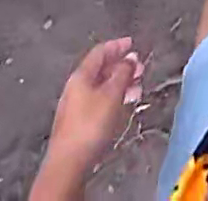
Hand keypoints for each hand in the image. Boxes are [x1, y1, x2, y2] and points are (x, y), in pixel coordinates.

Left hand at [44, 37, 143, 173]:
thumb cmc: (90, 125)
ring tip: (138, 87)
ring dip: (120, 83)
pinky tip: (123, 105)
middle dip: (121, 66)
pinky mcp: (78, 122)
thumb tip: (130, 58)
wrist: (68, 163)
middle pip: (101, 69)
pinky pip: (99, 100)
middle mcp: (76, 86)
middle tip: (140, 67)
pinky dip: (113, 97)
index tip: (132, 43)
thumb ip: (122, 74)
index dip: (117, 46)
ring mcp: (76, 104)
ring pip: (101, 86)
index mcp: (81, 75)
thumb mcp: (111, 95)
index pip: (100, 52)